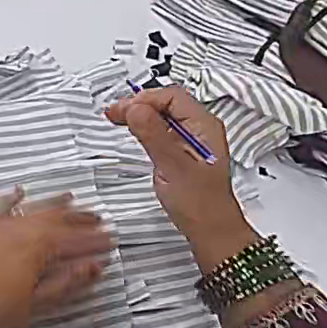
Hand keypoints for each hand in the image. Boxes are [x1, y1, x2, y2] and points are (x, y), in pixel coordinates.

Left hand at [0, 189, 112, 327]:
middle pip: (60, 220)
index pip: (77, 241)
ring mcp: (4, 227)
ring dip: (57, 204)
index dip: (97, 242)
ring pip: (36, 209)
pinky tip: (20, 190)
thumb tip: (97, 266)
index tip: (114, 242)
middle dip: (82, 220)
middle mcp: (24, 229)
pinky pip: (3, 208)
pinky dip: (13, 198)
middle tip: (101, 220)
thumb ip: (68, 282)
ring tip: (73, 199)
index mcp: (40, 246)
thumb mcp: (38, 301)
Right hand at [105, 86, 258, 272]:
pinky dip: (146, 129)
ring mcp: (193, 142)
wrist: (211, 230)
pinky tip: (136, 133)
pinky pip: (163, 131)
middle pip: (167, 103)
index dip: (144, 100)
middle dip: (139, 104)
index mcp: (204, 127)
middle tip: (114, 113)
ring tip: (119, 119)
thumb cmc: (201, 205)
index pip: (171, 96)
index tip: (122, 110)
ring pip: (164, 116)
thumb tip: (135, 109)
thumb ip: (153, 135)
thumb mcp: (172, 166)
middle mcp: (201, 130)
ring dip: (140, 115)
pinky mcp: (184, 154)